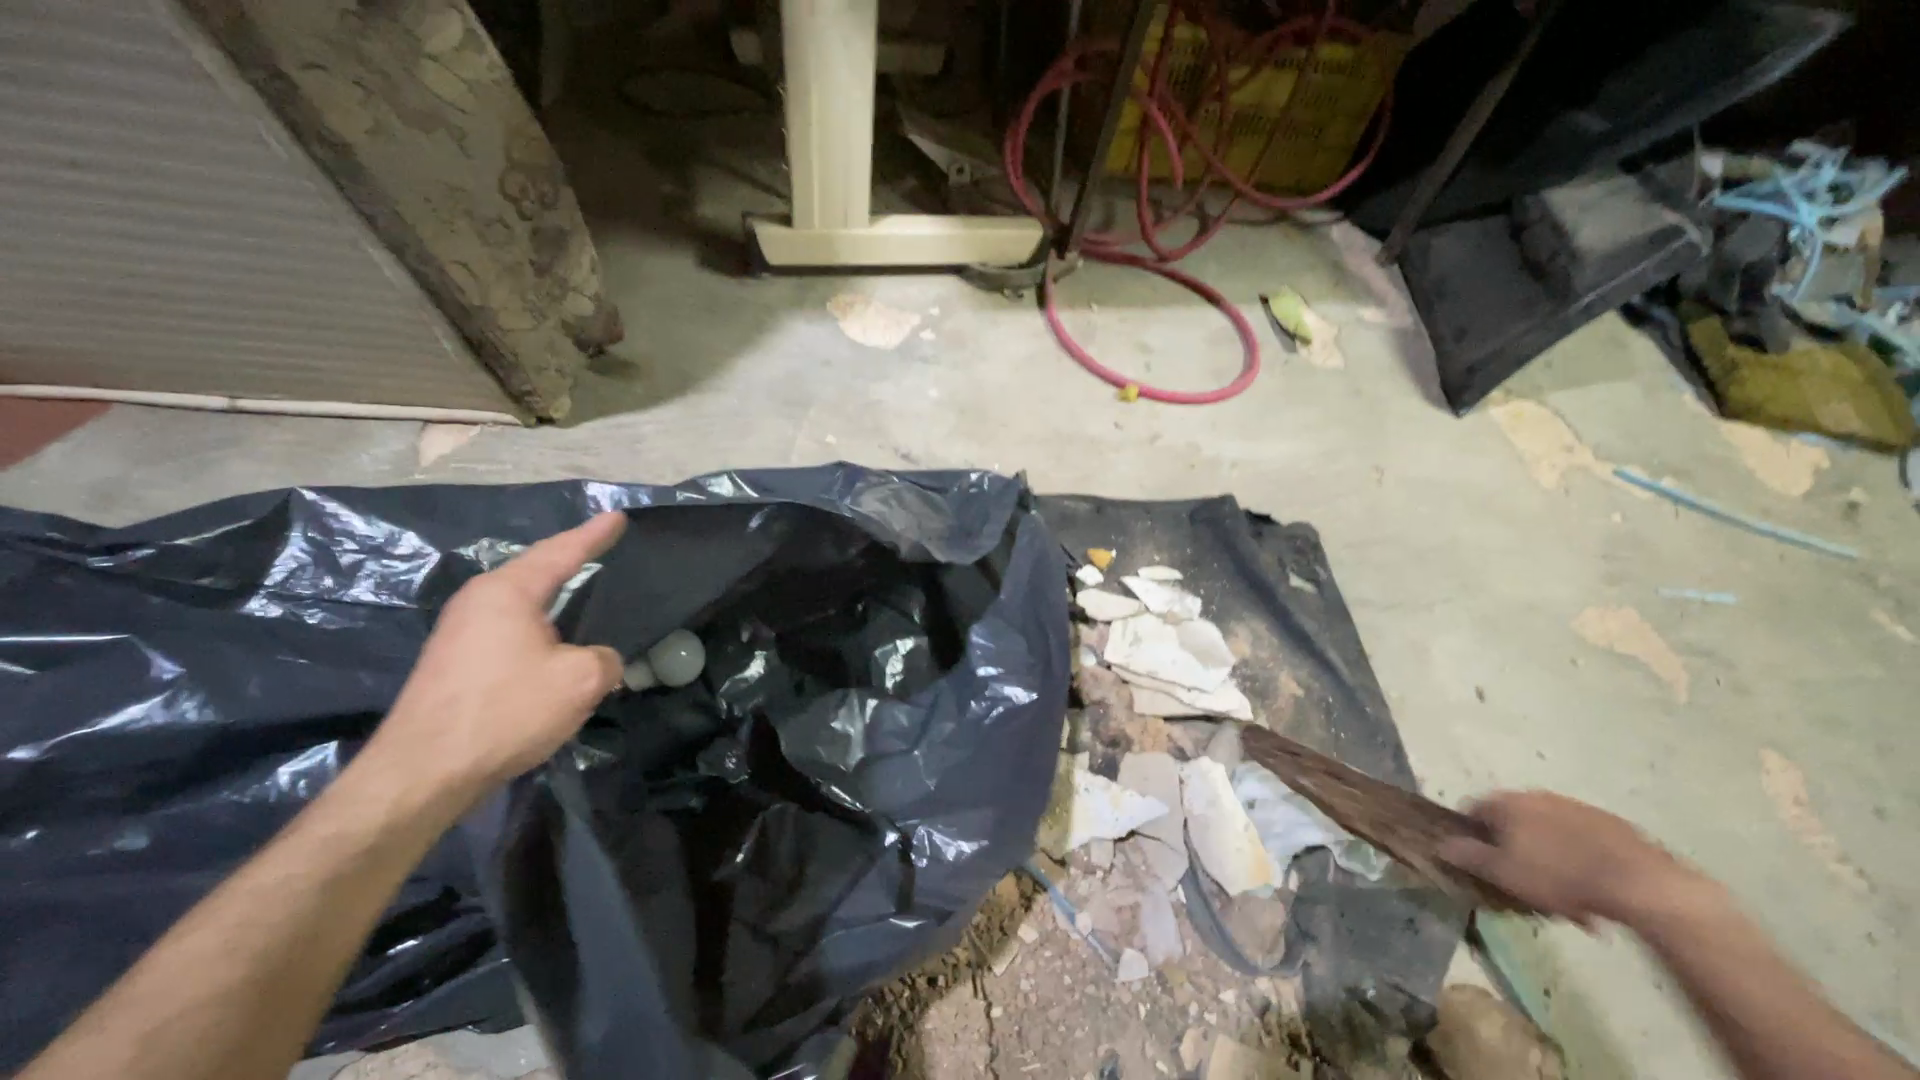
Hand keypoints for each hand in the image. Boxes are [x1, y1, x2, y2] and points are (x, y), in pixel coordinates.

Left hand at [364, 512, 627, 805]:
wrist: (425, 769)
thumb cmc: (506, 710)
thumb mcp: (580, 681)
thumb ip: (605, 659)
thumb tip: (600, 660)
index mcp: (507, 592)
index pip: (561, 552)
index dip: (594, 535)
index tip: (618, 517)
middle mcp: (478, 602)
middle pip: (535, 572)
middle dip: (569, 561)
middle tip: (601, 548)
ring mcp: (460, 634)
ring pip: (521, 607)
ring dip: (554, 601)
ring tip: (581, 594)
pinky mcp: (456, 665)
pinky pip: (510, 634)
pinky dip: (539, 631)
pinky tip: (553, 647)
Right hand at [1438, 791, 1694, 927]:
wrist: (1639, 882)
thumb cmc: (1559, 876)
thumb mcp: (1504, 872)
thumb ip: (1469, 856)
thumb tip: (1440, 844)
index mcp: (1508, 803)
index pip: (1472, 810)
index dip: (1469, 836)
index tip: (1478, 863)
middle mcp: (1538, 796)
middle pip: (1511, 820)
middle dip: (1512, 848)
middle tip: (1520, 882)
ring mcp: (1575, 807)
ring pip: (1546, 830)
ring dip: (1545, 855)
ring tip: (1558, 894)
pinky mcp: (1609, 823)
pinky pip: (1578, 839)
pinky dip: (1575, 857)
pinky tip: (1588, 888)